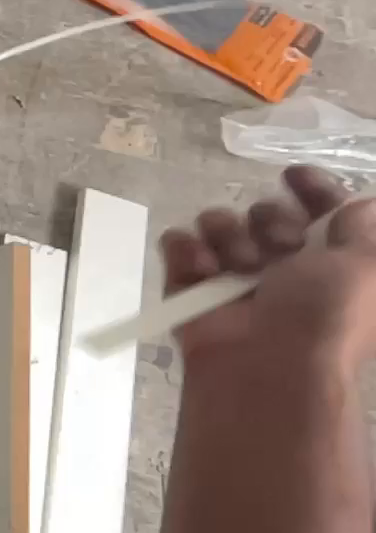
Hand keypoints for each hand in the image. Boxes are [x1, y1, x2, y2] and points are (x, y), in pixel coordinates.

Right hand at [159, 165, 375, 370]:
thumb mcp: (367, 265)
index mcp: (334, 259)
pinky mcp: (186, 276)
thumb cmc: (327, 312)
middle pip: (266, 211)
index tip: (294, 175)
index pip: (323, 209)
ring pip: (218, 221)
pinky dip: (187, 251)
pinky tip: (203, 270)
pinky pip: (177, 240)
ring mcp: (231, 268)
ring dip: (229, 238)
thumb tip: (354, 203)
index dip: (313, 188)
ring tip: (238, 267)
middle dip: (269, 221)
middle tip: (280, 245)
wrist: (265, 357)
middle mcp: (284, 260)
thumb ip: (364, 225)